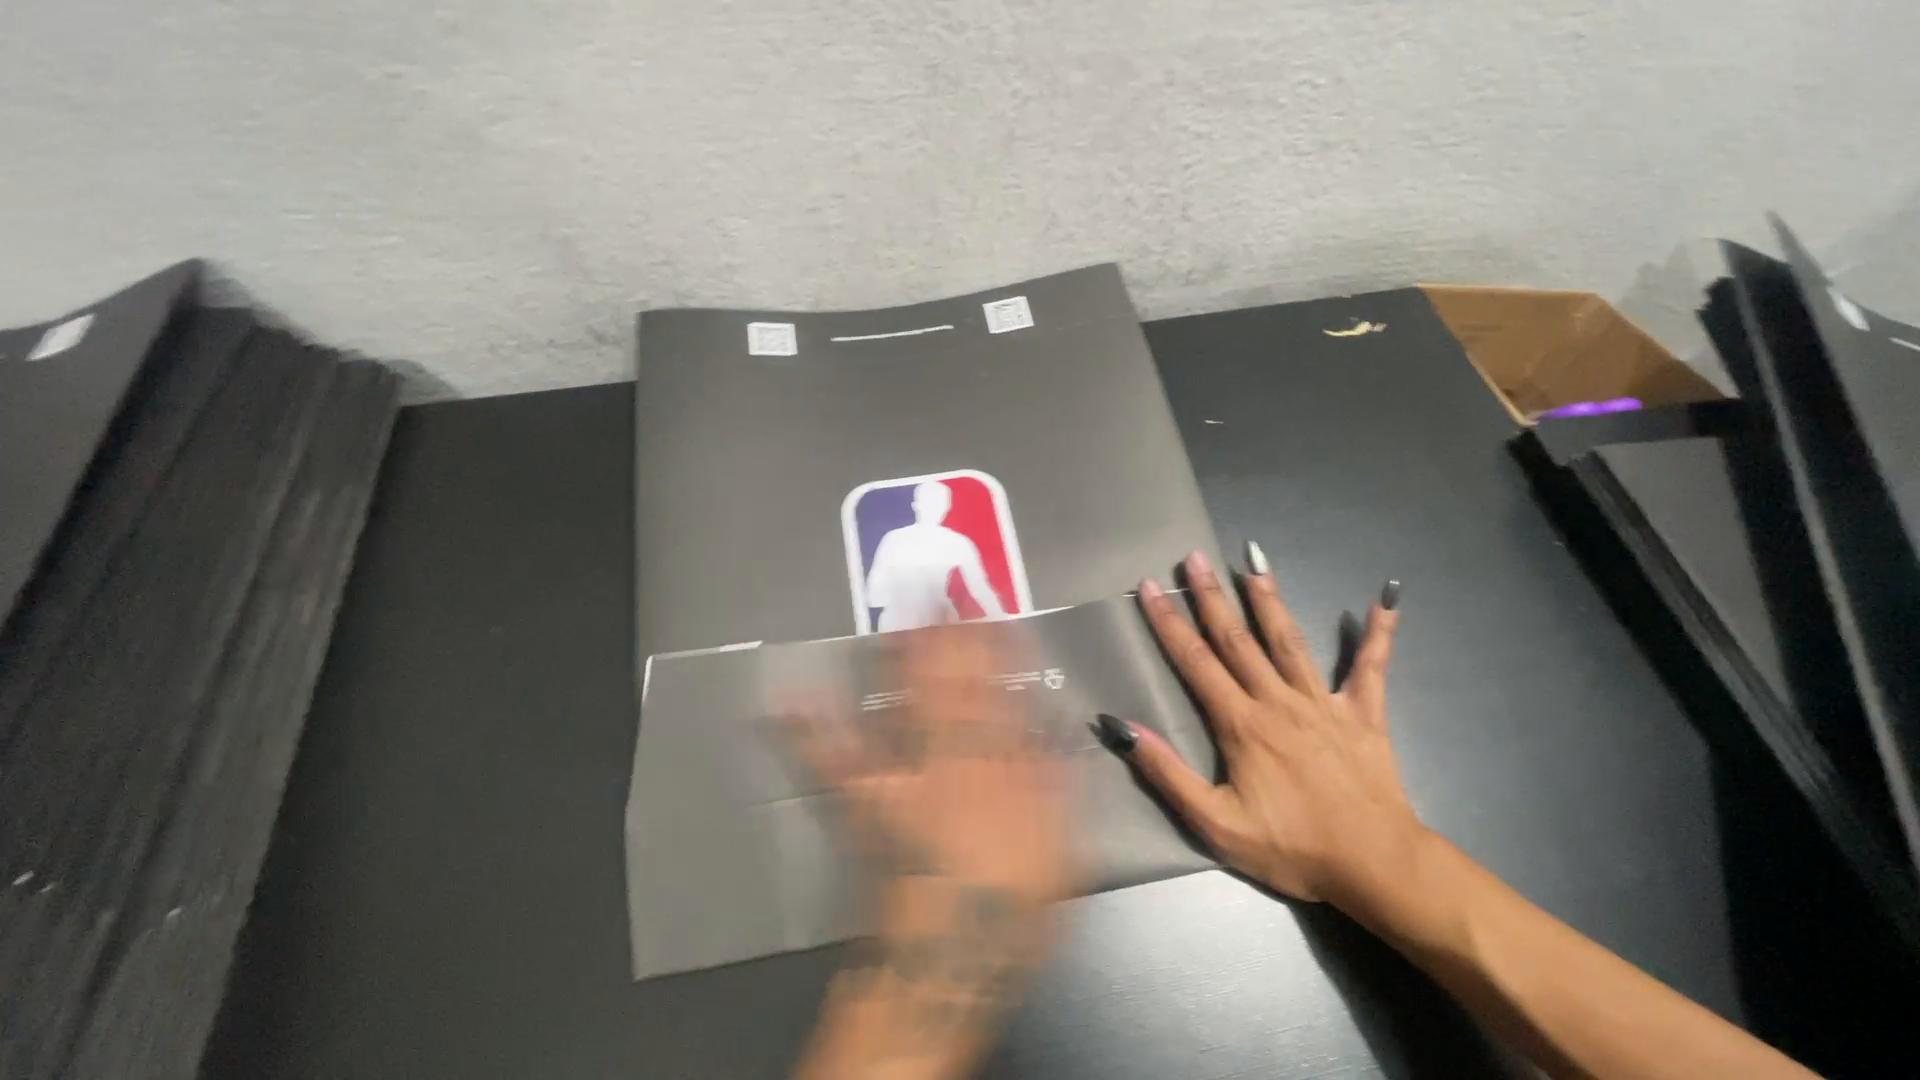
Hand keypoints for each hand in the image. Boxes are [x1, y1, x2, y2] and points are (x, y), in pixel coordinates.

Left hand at [786, 622, 1074, 1079]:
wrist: (949, 955)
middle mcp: (955, 763)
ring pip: (905, 706)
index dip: (994, 647)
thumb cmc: (1009, 908)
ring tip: (893, 616)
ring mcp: (907, 779)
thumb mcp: (1060, 850)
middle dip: (944, 634)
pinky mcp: (870, 804)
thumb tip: (1053, 725)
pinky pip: (839, 762)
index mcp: (1004, 771)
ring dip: (900, 659)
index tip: (987, 607)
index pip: (1001, 694)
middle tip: (933, 585)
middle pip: (951, 687)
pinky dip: (812, 730)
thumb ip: (1055, 782)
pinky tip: (790, 698)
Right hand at [1115, 546, 1426, 911]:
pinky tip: (1387, 594)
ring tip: (1253, 562)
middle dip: (1211, 596)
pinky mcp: (1364, 713)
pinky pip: (1371, 665)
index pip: (1196, 662)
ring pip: (1289, 640)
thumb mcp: (1215, 823)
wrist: (1374, 865)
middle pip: (1237, 639)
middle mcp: (1278, 700)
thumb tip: (1122, 726)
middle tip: (1193, 557)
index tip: (1151, 587)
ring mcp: (1323, 702)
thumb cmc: (1291, 848)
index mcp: (1241, 724)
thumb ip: (1168, 773)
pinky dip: (1379, 631)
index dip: (1169, 622)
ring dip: (1269, 599)